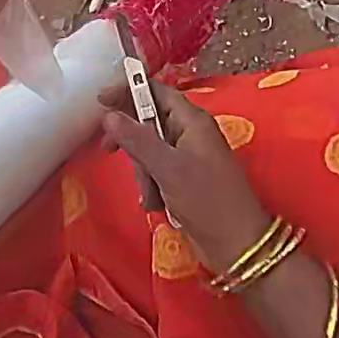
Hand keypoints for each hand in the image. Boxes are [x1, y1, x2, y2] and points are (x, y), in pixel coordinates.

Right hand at [99, 81, 270, 272]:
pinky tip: (154, 202)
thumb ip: (137, 139)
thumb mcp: (168, 168)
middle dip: (130, 138)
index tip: (101, 100)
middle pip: (148, 120)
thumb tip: (109, 116)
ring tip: (149, 192)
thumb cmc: (207, 200)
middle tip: (108, 149)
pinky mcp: (183, 179)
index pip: (155, 91)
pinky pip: (156, 170)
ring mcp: (186, 156)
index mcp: (191, 120)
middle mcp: (189, 133)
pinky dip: (151, 184)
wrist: (237, 247)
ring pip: (148, 148)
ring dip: (142, 170)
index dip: (128, 90)